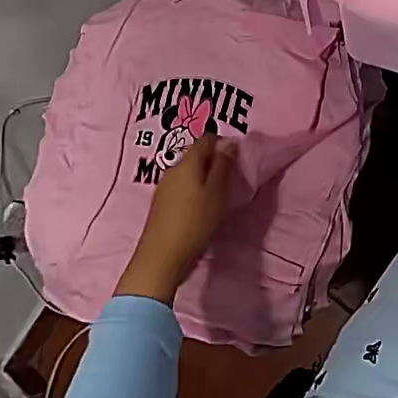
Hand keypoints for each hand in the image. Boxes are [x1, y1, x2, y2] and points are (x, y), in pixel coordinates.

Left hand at [114, 134, 237, 303]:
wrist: (160, 258)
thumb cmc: (194, 222)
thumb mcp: (216, 193)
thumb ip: (223, 165)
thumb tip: (228, 141)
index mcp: (187, 162)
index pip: (206, 139)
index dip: (223, 144)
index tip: (236, 160)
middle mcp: (172, 169)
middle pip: (196, 154)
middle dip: (213, 160)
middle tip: (230, 178)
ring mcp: (163, 186)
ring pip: (188, 171)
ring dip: (203, 177)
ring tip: (218, 194)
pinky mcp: (161, 203)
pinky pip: (181, 186)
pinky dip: (193, 189)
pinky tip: (200, 207)